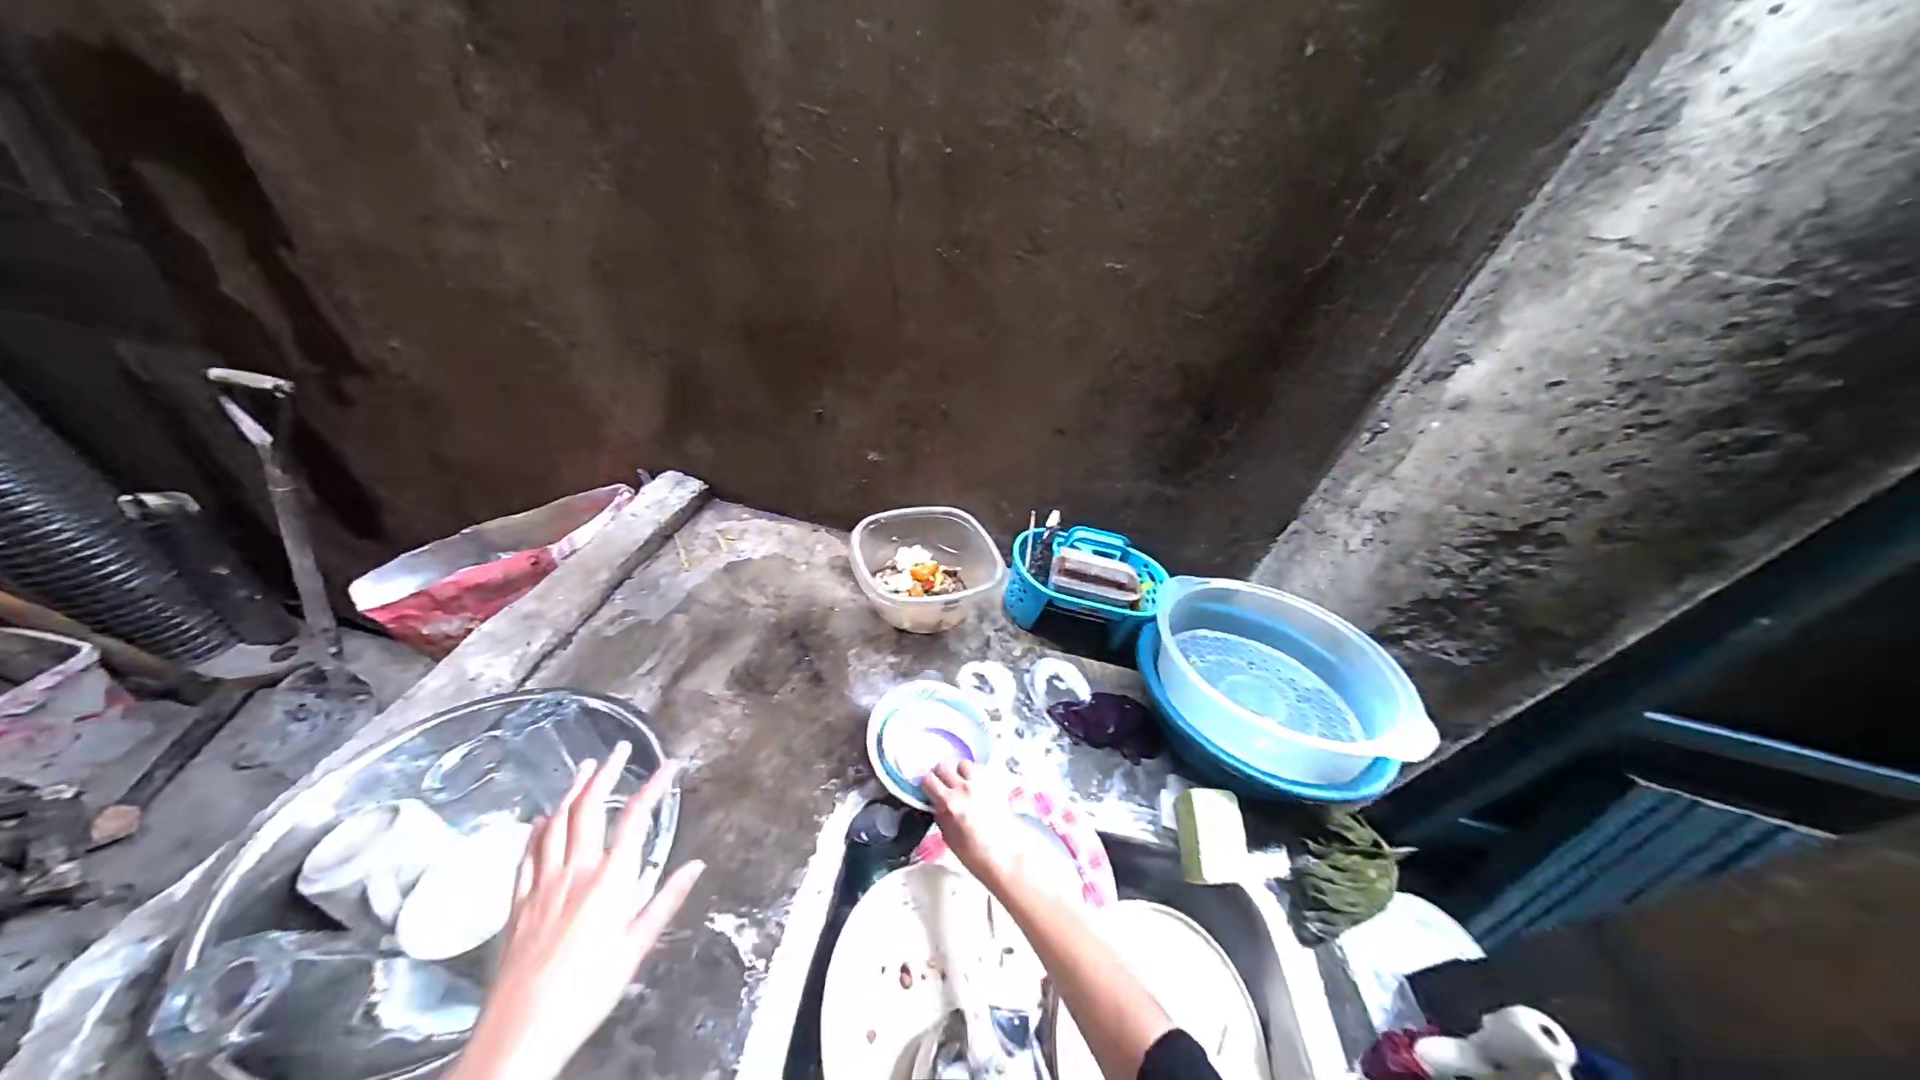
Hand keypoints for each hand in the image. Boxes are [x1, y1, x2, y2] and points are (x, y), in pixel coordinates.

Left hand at [449, 743, 703, 1079]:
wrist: (521, 1031)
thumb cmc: (588, 990)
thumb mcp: (638, 946)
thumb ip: (666, 900)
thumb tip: (696, 865)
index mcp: (610, 879)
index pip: (636, 818)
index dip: (655, 785)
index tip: (671, 764)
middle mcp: (575, 871)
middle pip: (589, 809)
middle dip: (605, 773)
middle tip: (617, 750)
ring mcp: (542, 884)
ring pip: (556, 824)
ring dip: (571, 792)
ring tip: (583, 768)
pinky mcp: (518, 902)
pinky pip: (527, 854)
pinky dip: (538, 830)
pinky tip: (542, 819)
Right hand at [921, 760, 1010, 885]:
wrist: (1006, 854)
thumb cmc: (974, 853)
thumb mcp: (948, 836)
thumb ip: (941, 814)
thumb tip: (937, 803)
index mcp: (949, 802)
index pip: (928, 779)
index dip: (928, 785)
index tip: (929, 790)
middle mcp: (963, 788)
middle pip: (944, 766)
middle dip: (941, 775)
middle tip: (944, 786)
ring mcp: (980, 784)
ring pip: (963, 764)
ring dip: (960, 772)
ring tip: (962, 784)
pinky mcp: (994, 784)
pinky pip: (980, 770)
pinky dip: (976, 776)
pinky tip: (977, 788)